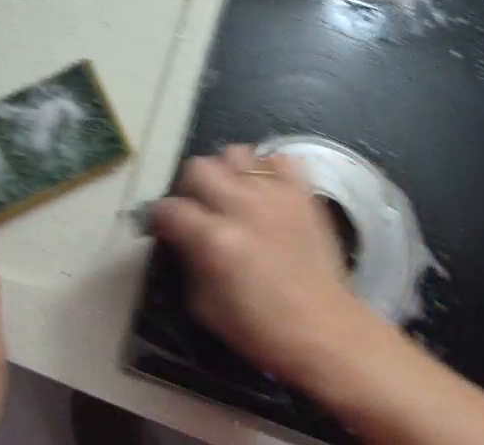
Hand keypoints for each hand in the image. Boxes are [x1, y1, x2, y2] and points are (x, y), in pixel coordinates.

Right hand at [151, 144, 376, 385]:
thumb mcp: (206, 307)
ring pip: (235, 153)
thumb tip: (179, 239)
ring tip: (232, 195)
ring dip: (226, 173)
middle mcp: (243, 206)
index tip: (162, 226)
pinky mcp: (303, 192)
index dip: (159, 217)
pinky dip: (267, 170)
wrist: (325, 330)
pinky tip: (265, 191)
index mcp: (215, 239)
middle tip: (197, 209)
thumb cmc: (262, 329)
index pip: (170, 208)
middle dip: (189, 188)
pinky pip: (279, 159)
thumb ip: (188, 263)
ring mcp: (275, 194)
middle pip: (197, 168)